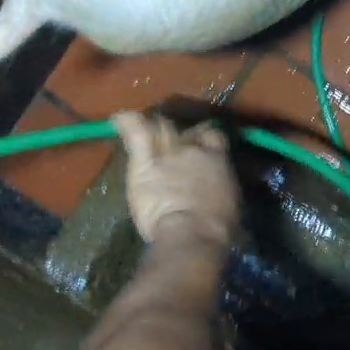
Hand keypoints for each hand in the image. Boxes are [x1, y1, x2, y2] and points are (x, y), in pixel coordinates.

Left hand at [112, 111, 240, 250]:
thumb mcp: (230, 203)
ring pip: (160, 129)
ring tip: (147, 130)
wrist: (192, 231)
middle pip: (184, 131)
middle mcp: (193, 149)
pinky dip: (128, 124)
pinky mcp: (144, 163)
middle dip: (179, 134)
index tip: (201, 141)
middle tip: (173, 142)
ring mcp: (167, 153)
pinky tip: (119, 119)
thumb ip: (221, 188)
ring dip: (155, 128)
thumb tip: (219, 193)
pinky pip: (136, 135)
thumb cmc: (218, 226)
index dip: (205, 135)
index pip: (212, 134)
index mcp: (217, 159)